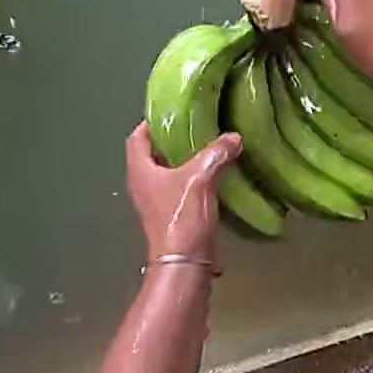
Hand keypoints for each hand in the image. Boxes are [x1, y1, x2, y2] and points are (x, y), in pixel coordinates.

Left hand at [124, 125, 241, 260]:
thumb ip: (216, 153)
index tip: (175, 111)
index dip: (152, 122)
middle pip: (153, 152)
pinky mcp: (172, 212)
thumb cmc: (182, 216)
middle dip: (173, 138)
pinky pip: (180, 185)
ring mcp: (156, 199)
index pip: (137, 137)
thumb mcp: (201, 178)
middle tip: (199, 124)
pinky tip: (215, 172)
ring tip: (210, 145)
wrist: (185, 261)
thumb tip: (234, 137)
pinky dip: (194, 175)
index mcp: (140, 170)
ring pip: (168, 169)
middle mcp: (143, 183)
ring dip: (185, 157)